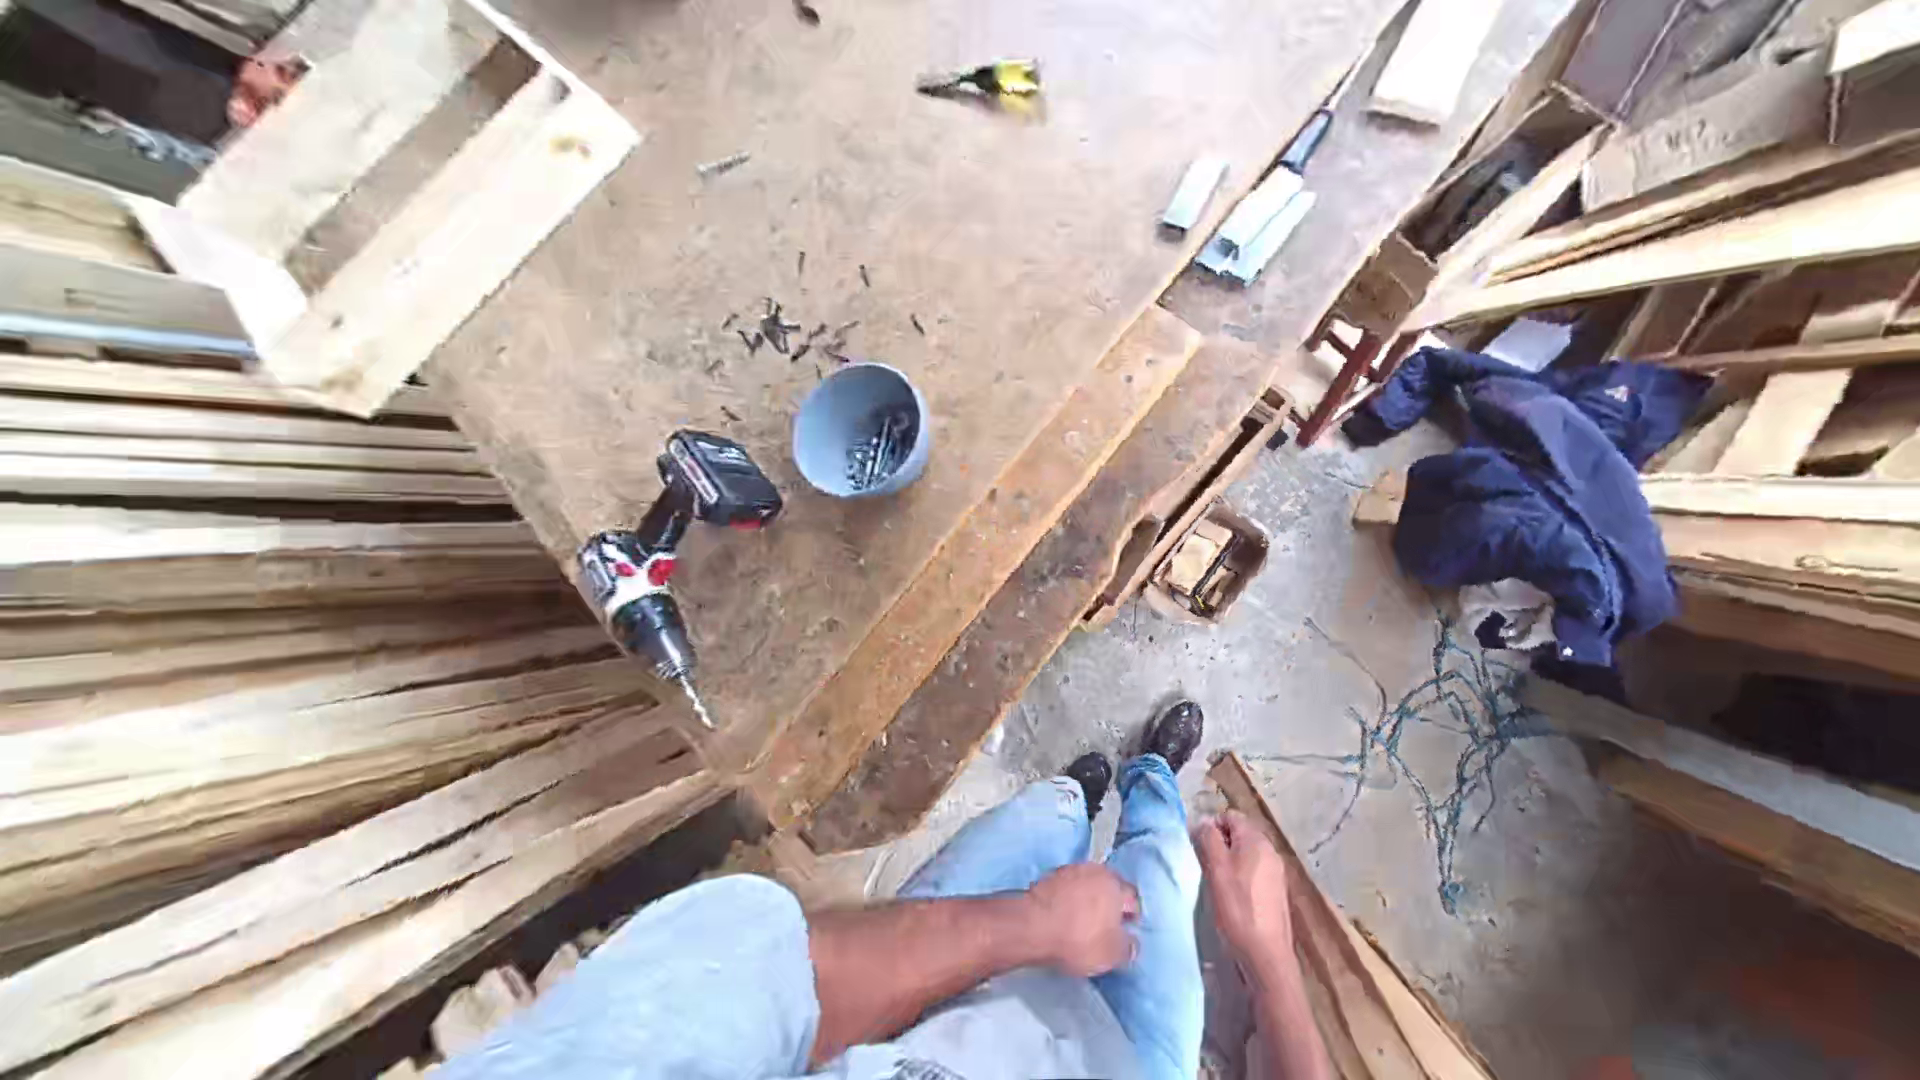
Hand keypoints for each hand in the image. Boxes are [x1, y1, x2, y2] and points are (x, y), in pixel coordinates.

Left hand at [1024, 864, 1139, 976]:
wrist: (1033, 925)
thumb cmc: (1079, 939)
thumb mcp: (1113, 954)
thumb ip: (1128, 947)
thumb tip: (1131, 942)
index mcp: (1115, 884)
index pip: (1133, 898)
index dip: (1132, 916)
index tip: (1127, 931)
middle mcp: (1095, 869)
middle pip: (1110, 886)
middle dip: (1111, 903)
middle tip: (1108, 925)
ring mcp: (1071, 869)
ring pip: (1089, 884)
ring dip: (1090, 898)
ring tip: (1085, 920)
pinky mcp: (1050, 874)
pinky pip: (1070, 886)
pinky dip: (1072, 897)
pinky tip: (1067, 913)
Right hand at [1195, 811, 1294, 985]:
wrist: (1265, 956)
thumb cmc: (1237, 907)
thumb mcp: (1215, 868)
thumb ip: (1208, 838)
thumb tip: (1204, 822)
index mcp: (1257, 841)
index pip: (1230, 816)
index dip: (1212, 826)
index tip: (1199, 847)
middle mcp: (1271, 852)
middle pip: (1240, 833)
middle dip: (1220, 843)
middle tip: (1206, 864)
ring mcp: (1277, 873)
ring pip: (1247, 854)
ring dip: (1230, 860)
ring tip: (1217, 881)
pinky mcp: (1277, 892)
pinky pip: (1255, 871)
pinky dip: (1241, 876)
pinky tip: (1233, 896)